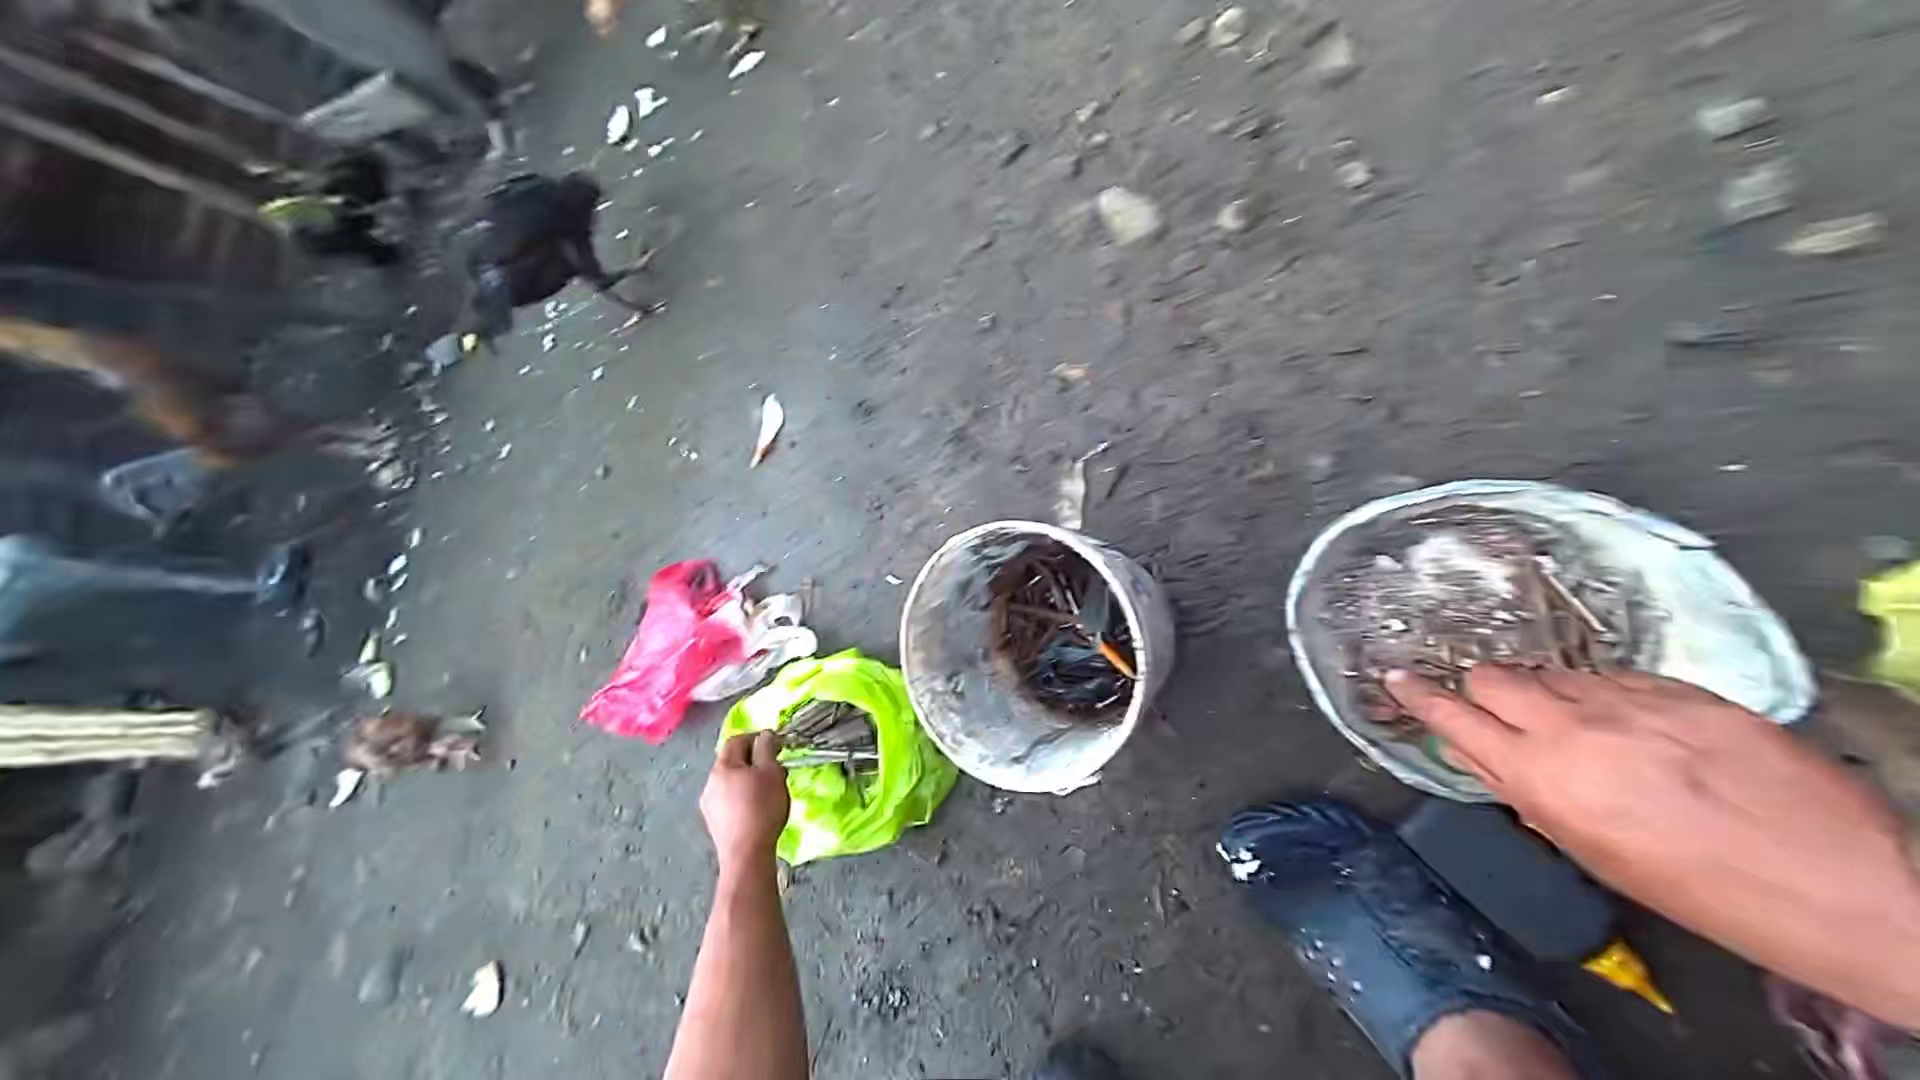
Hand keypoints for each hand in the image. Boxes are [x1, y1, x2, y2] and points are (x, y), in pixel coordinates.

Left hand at [700, 731, 789, 876]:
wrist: (746, 855)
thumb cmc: (762, 808)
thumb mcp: (771, 772)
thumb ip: (767, 749)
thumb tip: (764, 735)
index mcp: (722, 767)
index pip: (737, 740)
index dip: (757, 737)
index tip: (775, 744)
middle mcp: (710, 783)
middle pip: (733, 761)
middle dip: (755, 760)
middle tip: (776, 768)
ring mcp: (709, 805)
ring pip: (731, 782)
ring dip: (749, 780)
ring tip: (770, 790)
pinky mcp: (714, 823)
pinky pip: (730, 800)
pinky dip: (744, 797)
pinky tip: (758, 809)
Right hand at [1387, 666, 1919, 1028]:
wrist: (1856, 892)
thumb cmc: (1704, 890)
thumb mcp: (1590, 848)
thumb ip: (1519, 789)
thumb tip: (1467, 751)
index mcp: (1543, 777)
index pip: (1452, 717)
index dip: (1417, 695)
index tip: (1396, 676)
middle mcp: (1575, 730)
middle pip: (1492, 678)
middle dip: (1485, 691)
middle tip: (1503, 712)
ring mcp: (1632, 703)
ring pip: (1550, 673)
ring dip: (1547, 693)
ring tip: (1580, 722)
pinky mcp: (1686, 691)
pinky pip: (1614, 675)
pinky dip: (1606, 693)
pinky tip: (1636, 721)